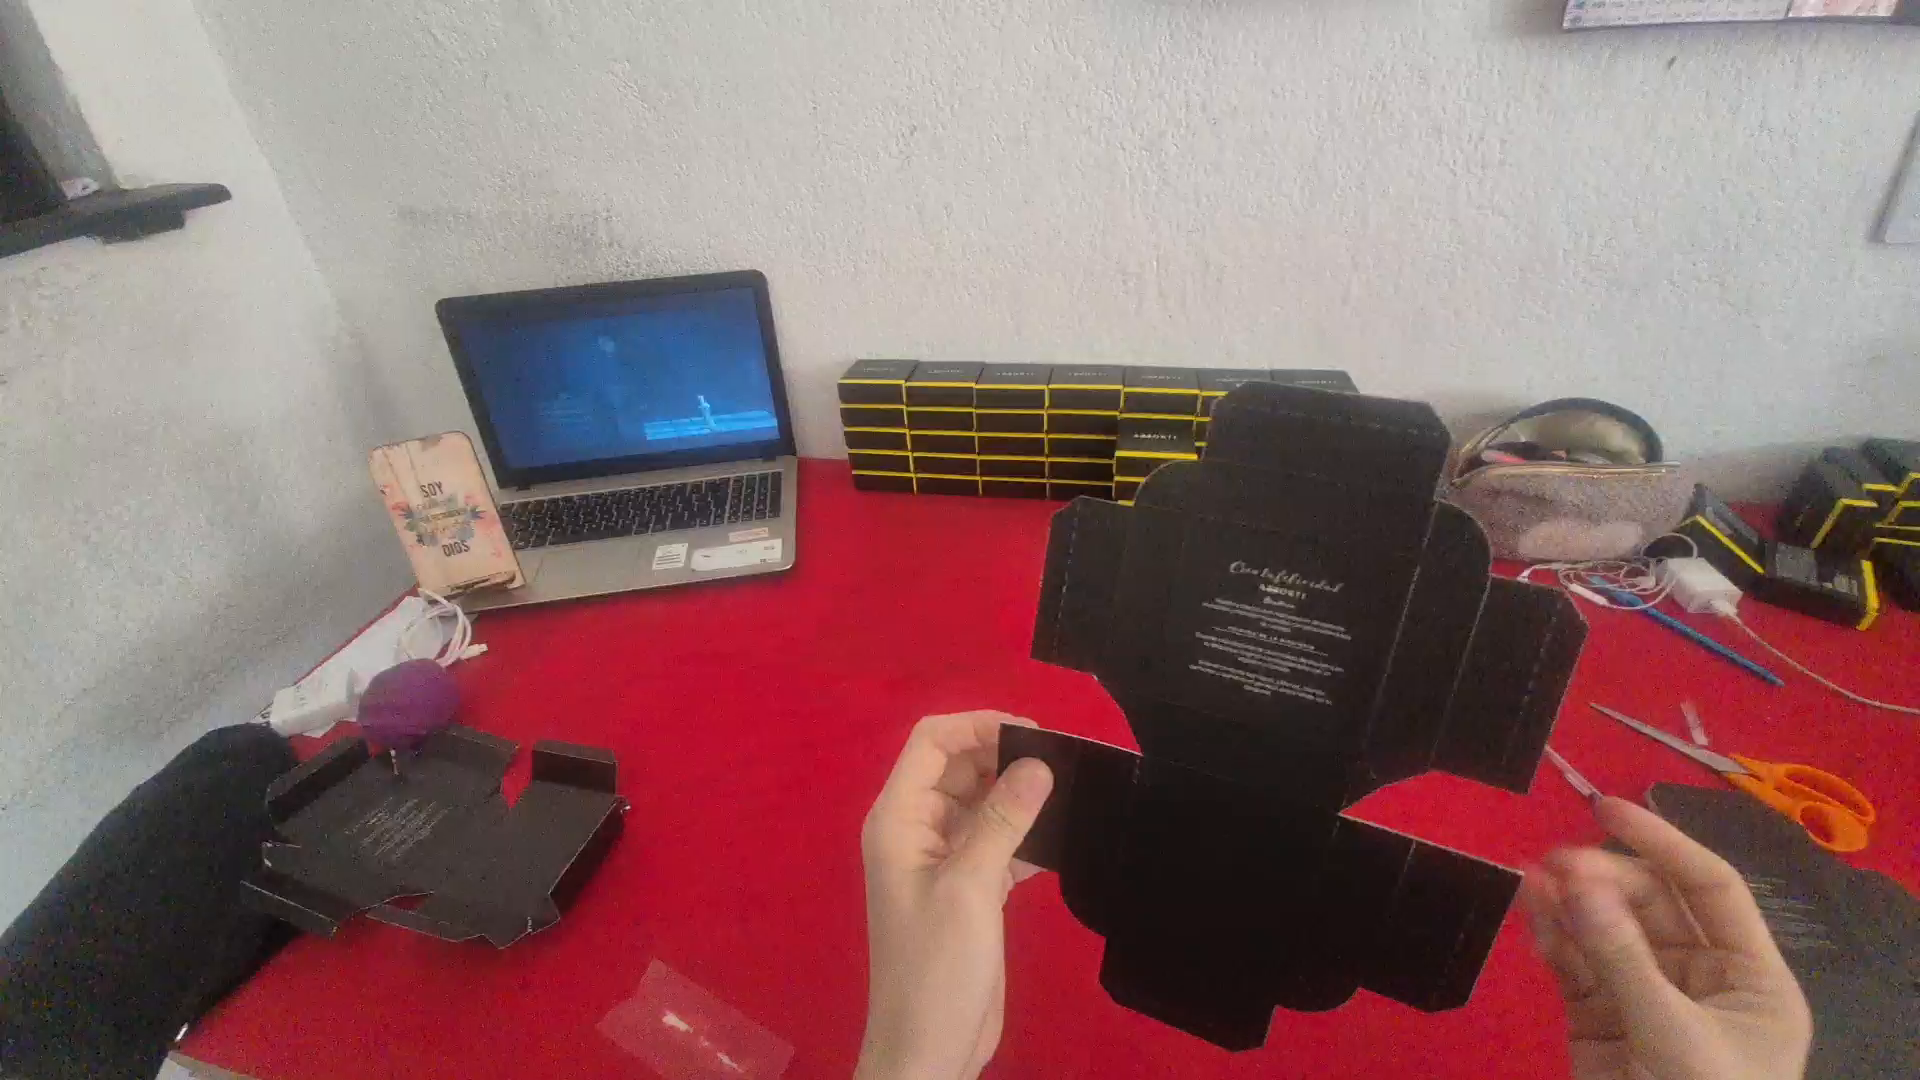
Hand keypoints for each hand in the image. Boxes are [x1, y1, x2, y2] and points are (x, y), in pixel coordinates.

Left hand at [855, 711, 1054, 1079]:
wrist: (928, 1054)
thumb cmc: (936, 968)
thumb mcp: (970, 888)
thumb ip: (1002, 820)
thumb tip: (1038, 762)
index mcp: (899, 817)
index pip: (931, 742)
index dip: (976, 726)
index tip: (1030, 732)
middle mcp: (917, 826)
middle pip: (958, 766)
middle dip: (1002, 756)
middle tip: (1058, 760)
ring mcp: (942, 855)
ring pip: (980, 800)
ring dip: (1017, 793)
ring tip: (1065, 789)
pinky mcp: (968, 882)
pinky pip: (996, 837)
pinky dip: (1023, 832)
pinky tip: (1058, 835)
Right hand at [1523, 797, 1811, 1079]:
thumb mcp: (1673, 1036)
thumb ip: (1622, 958)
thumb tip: (1573, 882)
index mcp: (1748, 979)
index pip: (1710, 888)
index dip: (1663, 842)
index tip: (1605, 807)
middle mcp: (1697, 972)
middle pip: (1646, 899)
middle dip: (1602, 876)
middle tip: (1556, 865)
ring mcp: (1640, 984)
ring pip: (1601, 919)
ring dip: (1567, 895)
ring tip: (1531, 875)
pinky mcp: (1592, 1002)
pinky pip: (1568, 950)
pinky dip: (1547, 925)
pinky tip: (1526, 901)